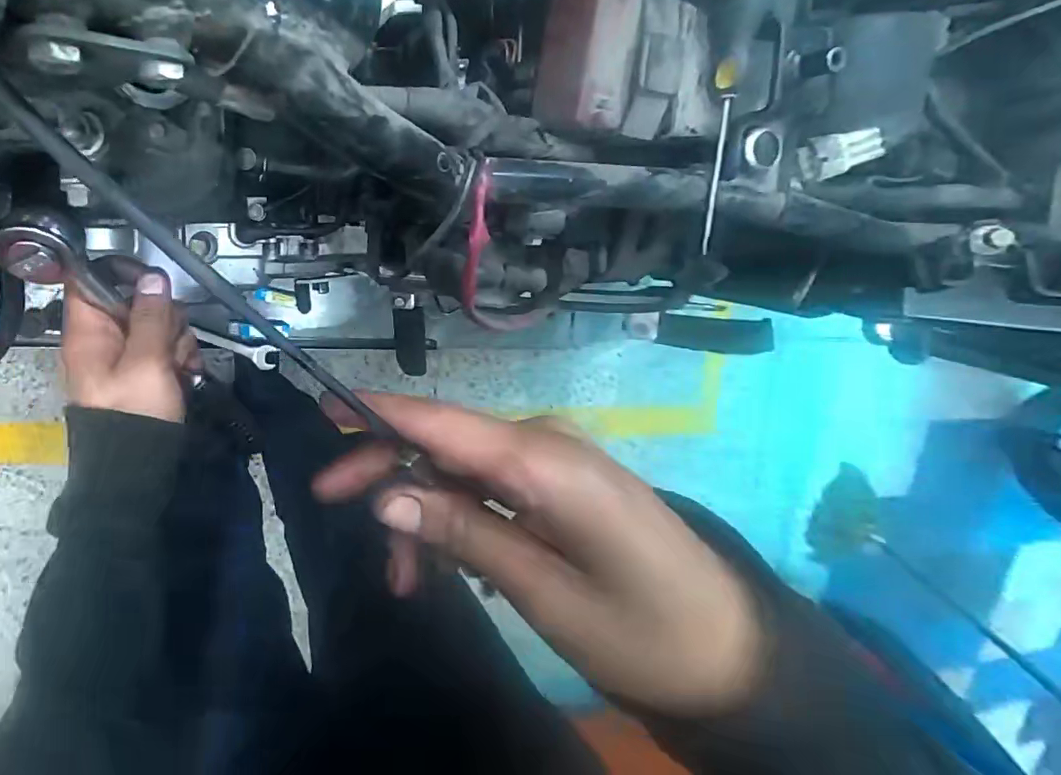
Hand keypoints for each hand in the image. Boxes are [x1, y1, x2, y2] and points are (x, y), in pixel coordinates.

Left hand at [58, 270, 199, 423]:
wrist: (137, 470)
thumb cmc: (132, 416)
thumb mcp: (145, 362)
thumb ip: (150, 316)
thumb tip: (151, 277)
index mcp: (89, 332)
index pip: (89, 280)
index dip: (118, 271)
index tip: (148, 279)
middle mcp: (104, 339)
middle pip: (136, 301)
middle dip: (163, 316)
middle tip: (168, 342)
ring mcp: (126, 356)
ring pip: (158, 323)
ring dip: (177, 340)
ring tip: (177, 366)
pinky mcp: (145, 370)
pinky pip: (166, 347)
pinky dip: (180, 357)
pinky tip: (184, 374)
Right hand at [313, 392, 763, 716]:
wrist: (735, 651)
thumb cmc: (644, 630)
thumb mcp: (545, 593)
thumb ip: (465, 534)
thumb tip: (387, 497)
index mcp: (543, 461)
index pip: (443, 422)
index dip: (380, 411)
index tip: (326, 408)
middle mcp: (542, 444)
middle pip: (443, 441)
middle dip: (385, 468)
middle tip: (329, 499)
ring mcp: (551, 463)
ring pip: (459, 471)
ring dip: (422, 512)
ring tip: (403, 579)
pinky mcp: (556, 485)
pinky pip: (489, 489)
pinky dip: (456, 520)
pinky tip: (444, 565)